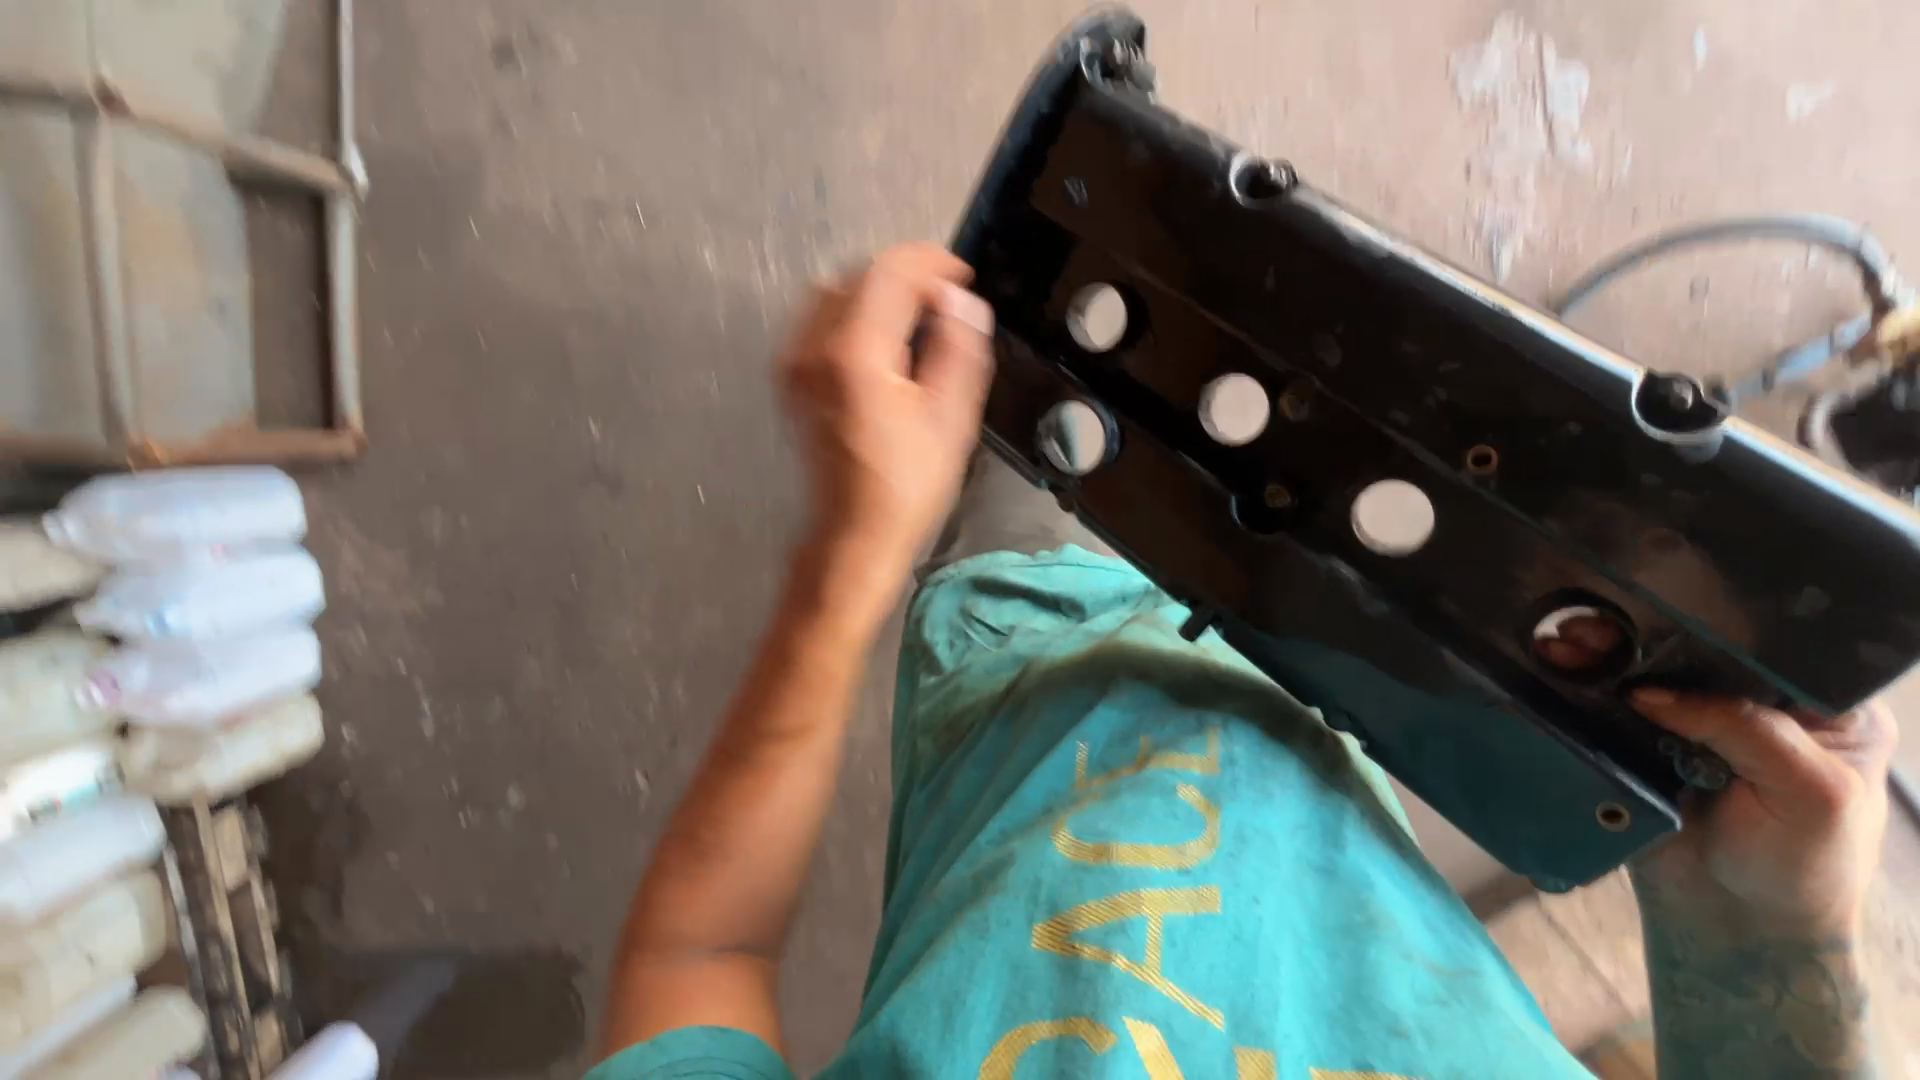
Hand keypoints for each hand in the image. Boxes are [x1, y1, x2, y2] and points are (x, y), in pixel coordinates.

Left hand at [779, 244, 994, 576]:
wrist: (853, 534)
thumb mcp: (951, 417)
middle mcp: (813, 347)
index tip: (960, 277)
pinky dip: (851, 314)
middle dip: (905, 274)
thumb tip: (960, 300)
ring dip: (876, 291)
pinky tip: (880, 343)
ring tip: (915, 317)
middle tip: (944, 299)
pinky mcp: (791, 380)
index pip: (890, 271)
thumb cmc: (906, 485)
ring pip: (833, 292)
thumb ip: (958, 347)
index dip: (931, 262)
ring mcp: (794, 364)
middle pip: (857, 273)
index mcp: (855, 352)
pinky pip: (817, 321)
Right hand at [1532, 617, 1895, 936]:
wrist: (1729, 919)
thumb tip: (1647, 693)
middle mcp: (1746, 702)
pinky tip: (1550, 665)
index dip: (1708, 620)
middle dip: (1634, 633)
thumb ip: (1744, 730)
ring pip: (1637, 671)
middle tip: (1589, 629)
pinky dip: (1575, 685)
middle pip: (1685, 650)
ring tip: (1559, 645)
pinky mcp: (1632, 739)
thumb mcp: (1808, 791)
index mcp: (1813, 704)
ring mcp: (1684, 721)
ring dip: (1595, 655)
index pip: (1759, 643)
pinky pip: (1603, 704)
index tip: (1652, 607)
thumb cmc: (1801, 862)